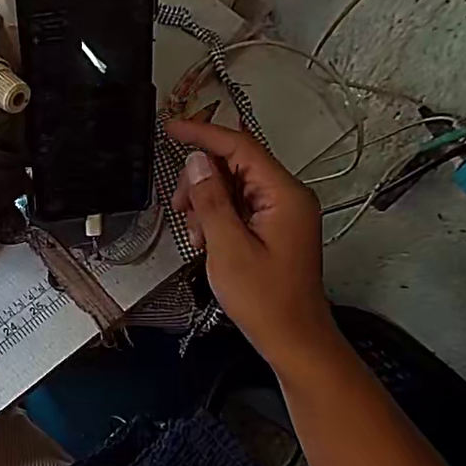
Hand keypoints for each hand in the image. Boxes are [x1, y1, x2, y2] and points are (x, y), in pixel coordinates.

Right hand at [166, 118, 334, 369]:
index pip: (240, 147)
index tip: (172, 127)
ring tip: (196, 235)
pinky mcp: (273, 227)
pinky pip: (239, 206)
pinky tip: (206, 240)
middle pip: (235, 165)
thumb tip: (198, 163)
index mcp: (284, 195)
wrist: (292, 338)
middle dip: (201, 180)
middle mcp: (287, 197)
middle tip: (179, 206)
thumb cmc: (266, 301)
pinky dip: (217, 217)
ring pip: (233, 186)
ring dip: (206, 203)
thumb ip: (211, 201)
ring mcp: (281, 212)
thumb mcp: (228, 248)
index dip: (203, 134)